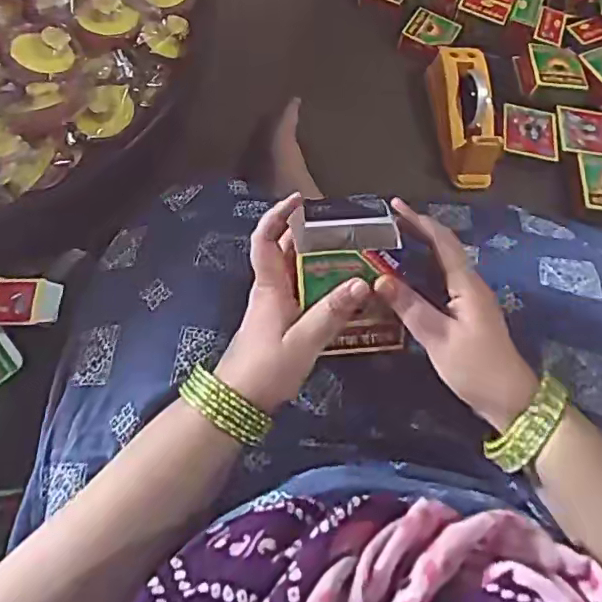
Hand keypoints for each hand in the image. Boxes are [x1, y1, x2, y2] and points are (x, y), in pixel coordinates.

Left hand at [213, 193, 371, 412]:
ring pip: (296, 269)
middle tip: (342, 226)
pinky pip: (303, 289)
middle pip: (286, 248)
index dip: (278, 215)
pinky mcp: (283, 319)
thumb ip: (332, 312)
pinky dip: (322, 282)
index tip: (299, 200)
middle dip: (309, 232)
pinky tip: (344, 289)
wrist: (239, 401)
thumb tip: (362, 281)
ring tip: (351, 251)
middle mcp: (271, 287)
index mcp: (270, 284)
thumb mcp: (303, 341)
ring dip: (319, 257)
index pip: (265, 239)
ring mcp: (276, 303)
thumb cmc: (266, 367)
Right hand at [375, 199, 539, 430]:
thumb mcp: (439, 339)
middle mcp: (471, 284)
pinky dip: (426, 266)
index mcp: (466, 284)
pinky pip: (445, 277)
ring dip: (423, 245)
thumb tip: (379, 278)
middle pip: (445, 246)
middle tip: (390, 218)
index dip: (419, 221)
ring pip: (446, 261)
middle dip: (419, 228)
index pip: (442, 242)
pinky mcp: (470, 310)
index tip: (395, 206)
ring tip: (396, 238)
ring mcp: (472, 297)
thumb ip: (410, 307)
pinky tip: (411, 273)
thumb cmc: (476, 368)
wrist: (512, 401)